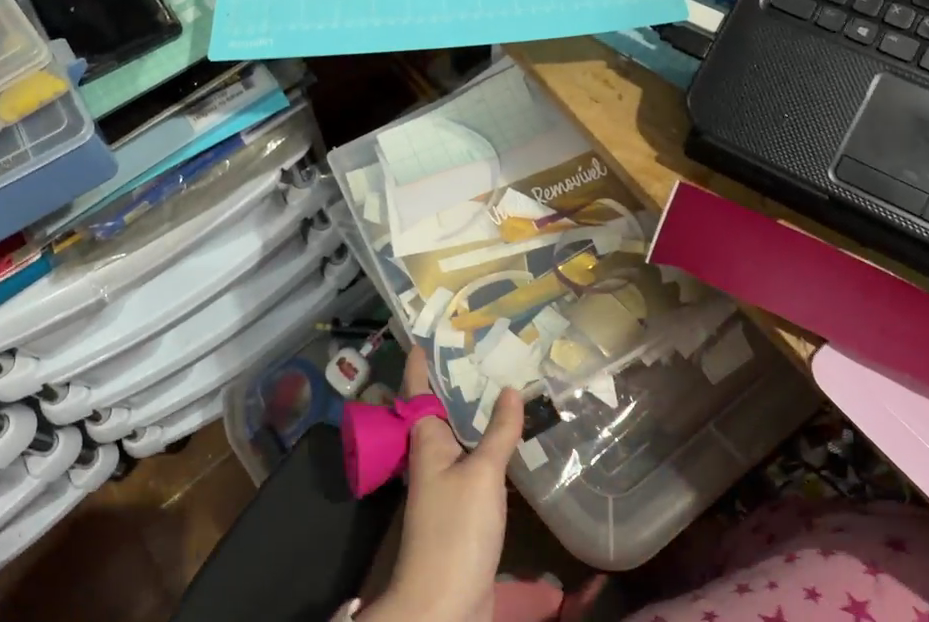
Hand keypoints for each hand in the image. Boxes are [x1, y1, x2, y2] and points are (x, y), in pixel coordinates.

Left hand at [360, 345, 524, 621]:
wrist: (444, 601)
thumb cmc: (456, 529)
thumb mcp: (481, 475)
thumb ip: (497, 433)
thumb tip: (510, 389)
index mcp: (426, 440)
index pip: (418, 390)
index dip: (420, 362)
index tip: (427, 333)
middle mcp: (431, 456)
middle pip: (438, 409)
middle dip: (453, 381)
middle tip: (479, 350)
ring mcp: (445, 483)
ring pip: (458, 436)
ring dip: (474, 412)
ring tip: (500, 383)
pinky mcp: (462, 507)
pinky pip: (474, 462)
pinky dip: (489, 444)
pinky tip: (510, 439)